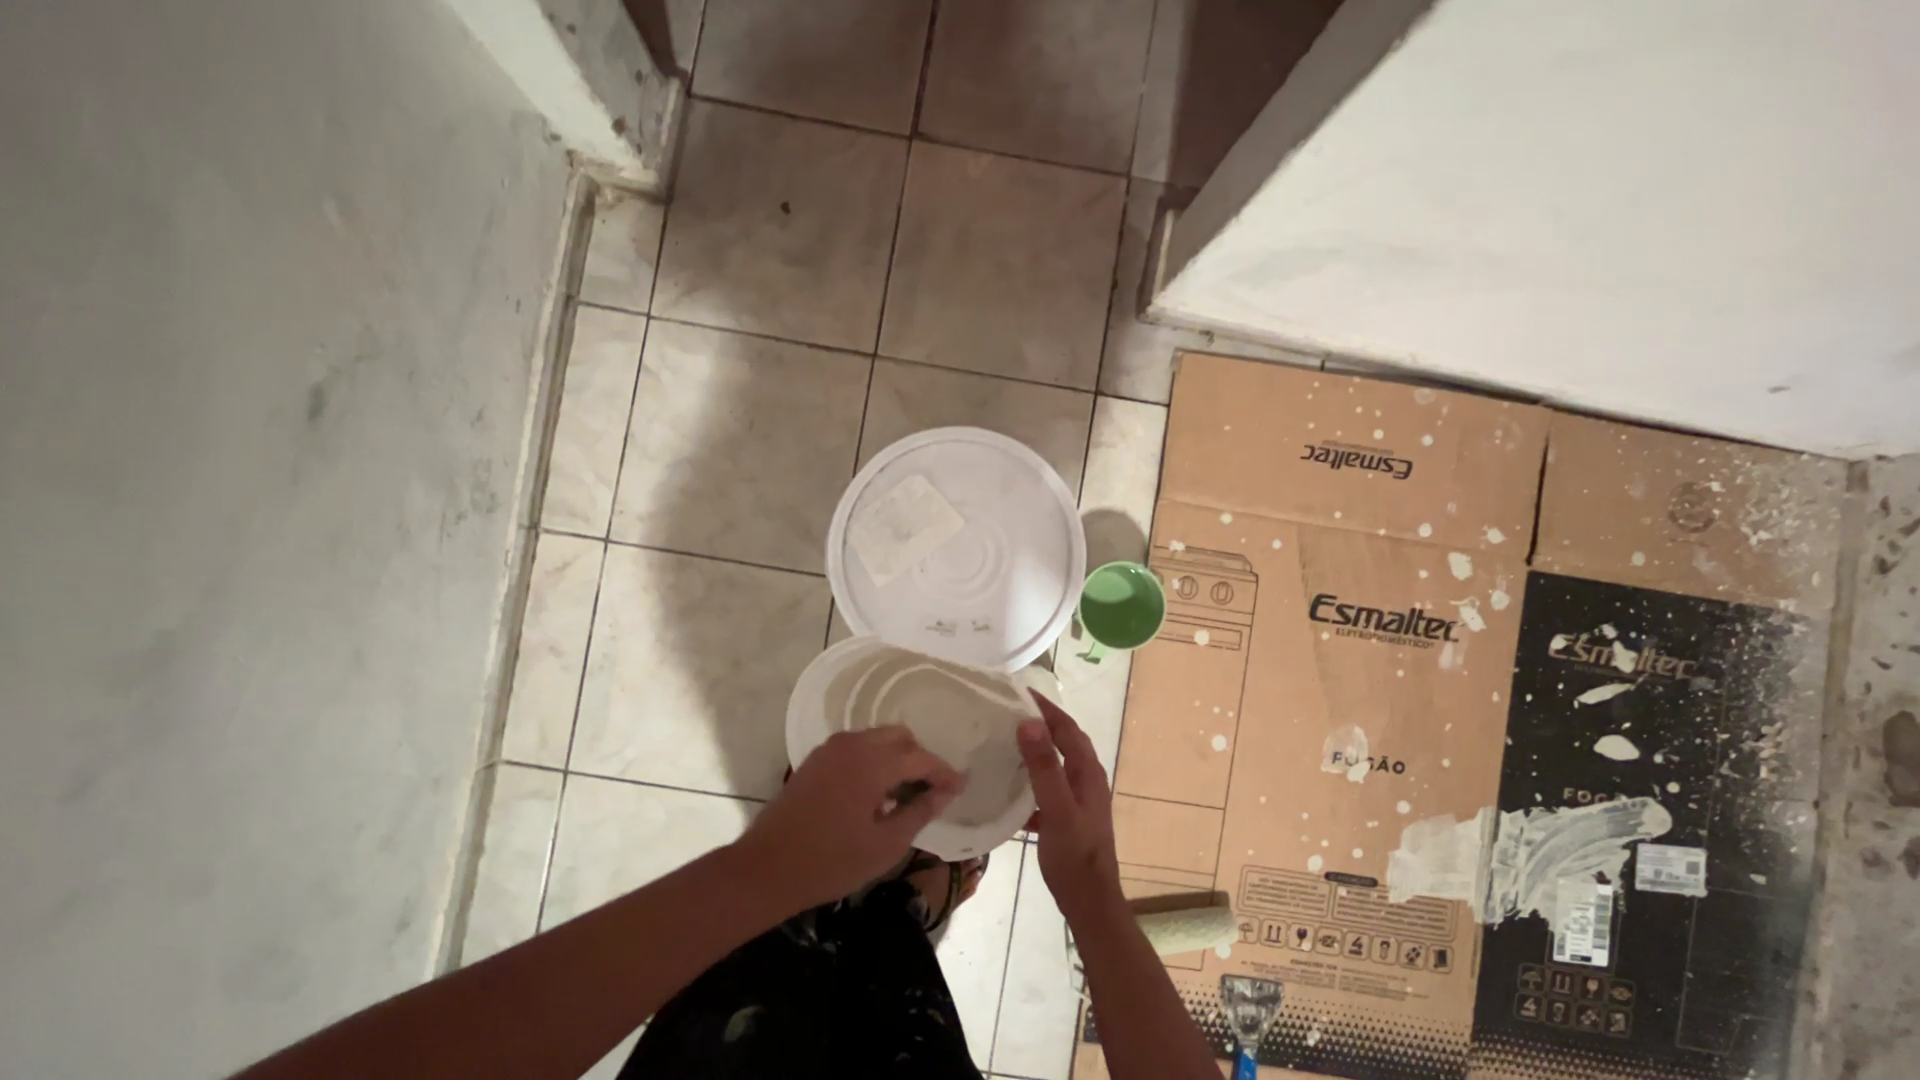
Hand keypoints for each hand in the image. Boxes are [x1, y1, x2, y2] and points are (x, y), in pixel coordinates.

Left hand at [734, 727, 964, 914]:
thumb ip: (919, 812)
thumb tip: (945, 793)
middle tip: (933, 790)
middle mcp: (852, 745)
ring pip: (877, 739)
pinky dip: (874, 760)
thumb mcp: (885, 845)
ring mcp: (830, 749)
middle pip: (900, 738)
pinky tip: (877, 793)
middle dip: (920, 759)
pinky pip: (856, 748)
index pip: (920, 758)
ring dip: (897, 758)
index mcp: (872, 763)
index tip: (961, 788)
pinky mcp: (816, 760)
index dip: (944, 773)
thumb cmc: (831, 862)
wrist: (766, 869)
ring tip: (906, 793)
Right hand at [1018, 692, 1125, 926]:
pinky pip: (1048, 787)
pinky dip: (1031, 779)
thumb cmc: (1074, 855)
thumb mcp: (1057, 808)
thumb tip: (1028, 723)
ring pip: (1056, 764)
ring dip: (1036, 749)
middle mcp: (1087, 780)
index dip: (1046, 708)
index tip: (1019, 691)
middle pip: (1065, 741)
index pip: (1067, 728)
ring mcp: (1080, 799)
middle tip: (1009, 711)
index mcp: (1087, 772)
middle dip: (1042, 723)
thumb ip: (1044, 767)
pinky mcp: (1069, 817)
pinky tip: (1009, 788)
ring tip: (1006, 741)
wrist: (1090, 902)